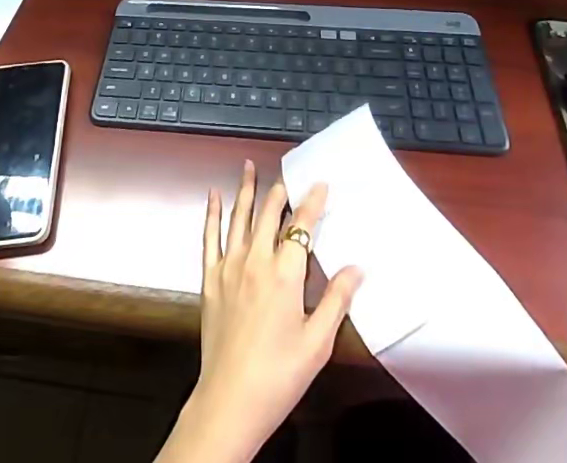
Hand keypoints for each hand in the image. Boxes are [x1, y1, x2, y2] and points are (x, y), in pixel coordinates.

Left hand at [158, 160, 362, 462]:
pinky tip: (213, 196)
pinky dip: (212, 213)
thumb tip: (357, 267)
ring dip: (246, 190)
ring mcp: (229, 267)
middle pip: (269, 214)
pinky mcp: (209, 278)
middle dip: (280, 191)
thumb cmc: (280, 373)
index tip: (320, 184)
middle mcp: (255, 261)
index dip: (313, 202)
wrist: (231, 399)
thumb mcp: (318, 341)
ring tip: (248, 166)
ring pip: (239, 218)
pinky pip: (210, 237)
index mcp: (285, 274)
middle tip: (288, 174)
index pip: (302, 226)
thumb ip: (336, 299)